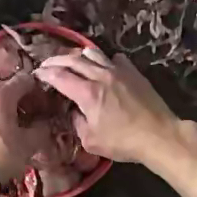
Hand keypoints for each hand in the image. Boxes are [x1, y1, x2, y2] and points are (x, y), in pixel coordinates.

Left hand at [0, 72, 49, 185]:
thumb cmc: (3, 156)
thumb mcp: (29, 143)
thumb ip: (42, 127)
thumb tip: (47, 122)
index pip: (23, 80)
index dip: (38, 87)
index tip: (47, 98)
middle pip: (9, 88)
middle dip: (25, 97)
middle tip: (39, 110)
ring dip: (13, 106)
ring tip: (26, 120)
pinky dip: (1, 113)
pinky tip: (10, 126)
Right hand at [35, 49, 180, 165]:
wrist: (159, 135)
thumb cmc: (124, 142)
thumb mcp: (91, 141)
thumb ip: (77, 123)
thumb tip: (74, 111)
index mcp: (87, 93)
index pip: (59, 75)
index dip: (45, 73)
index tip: (38, 74)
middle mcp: (101, 76)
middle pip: (72, 60)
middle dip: (56, 60)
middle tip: (47, 64)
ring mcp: (119, 71)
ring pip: (93, 54)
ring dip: (78, 56)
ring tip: (71, 62)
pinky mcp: (133, 72)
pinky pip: (114, 58)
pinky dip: (103, 60)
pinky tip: (103, 67)